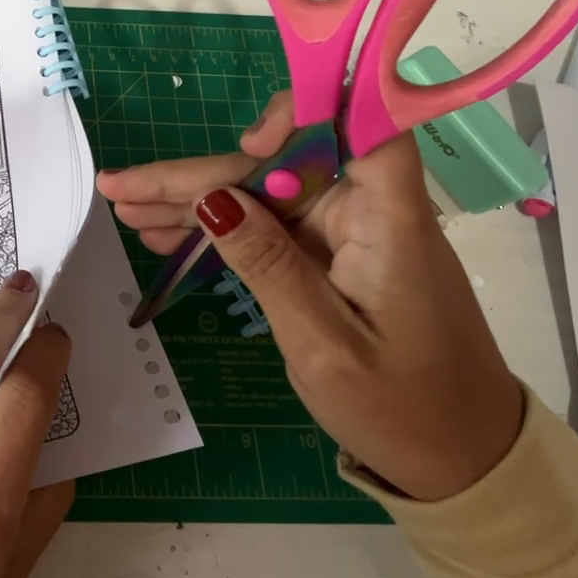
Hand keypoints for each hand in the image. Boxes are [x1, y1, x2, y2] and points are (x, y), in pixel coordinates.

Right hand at [97, 91, 523, 501]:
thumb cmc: (402, 410)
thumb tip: (210, 199)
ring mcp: (346, 233)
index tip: (246, 143)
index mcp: (389, 224)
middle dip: (196, 175)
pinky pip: (264, 227)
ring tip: (125, 210)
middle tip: (119, 188)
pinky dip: (216, 230)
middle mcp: (367, 212)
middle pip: (277, 168)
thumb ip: (267, 265)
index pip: (364, 130)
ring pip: (259, 195)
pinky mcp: (330, 254)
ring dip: (192, 202)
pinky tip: (165, 236)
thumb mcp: (323, 345)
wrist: (458, 460)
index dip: (306, 116)